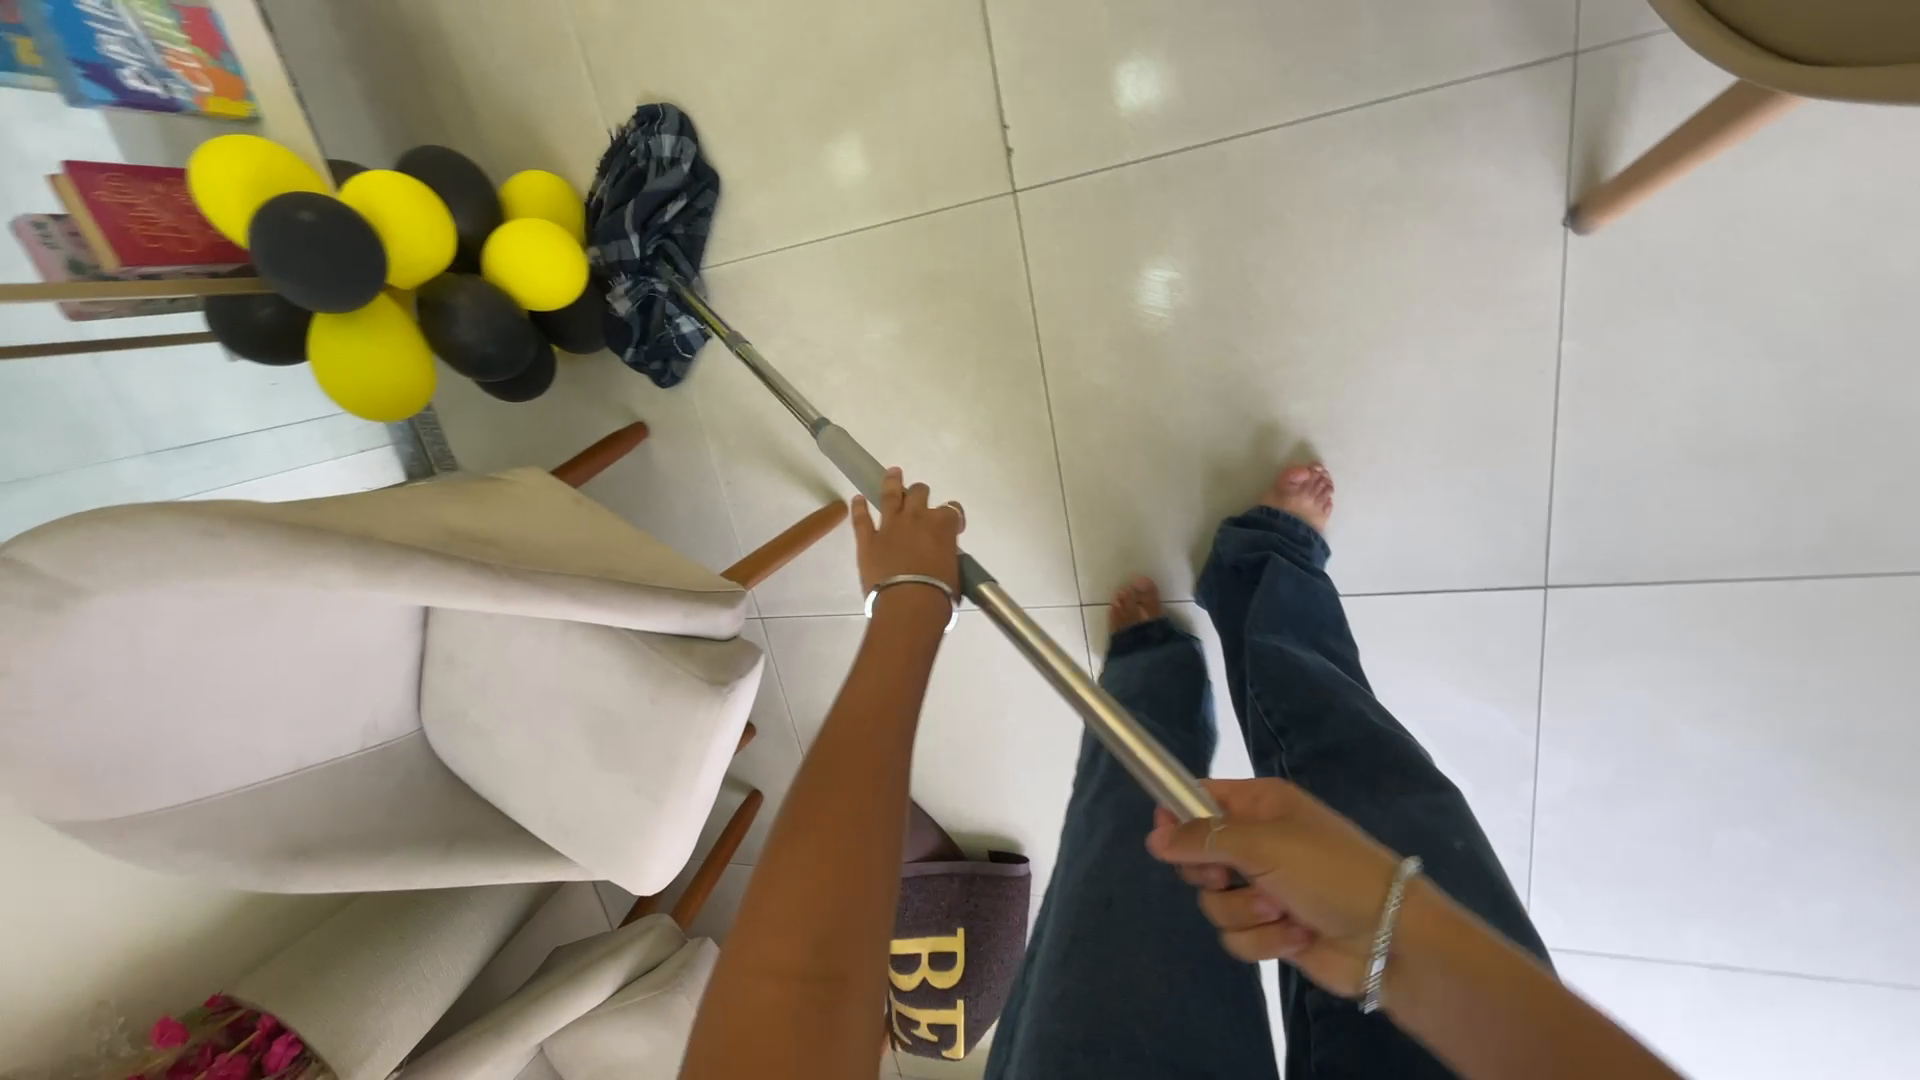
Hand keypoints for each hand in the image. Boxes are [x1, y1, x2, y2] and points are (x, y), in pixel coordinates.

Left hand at [850, 467, 965, 596]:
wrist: (909, 604)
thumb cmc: (939, 593)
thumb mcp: (954, 573)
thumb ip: (947, 559)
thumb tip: (943, 562)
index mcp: (943, 526)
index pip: (952, 510)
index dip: (953, 515)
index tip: (953, 525)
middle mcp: (917, 518)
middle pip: (919, 493)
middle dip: (921, 493)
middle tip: (920, 494)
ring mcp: (890, 526)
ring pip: (890, 495)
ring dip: (892, 482)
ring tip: (892, 472)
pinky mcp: (868, 539)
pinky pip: (861, 518)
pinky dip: (859, 507)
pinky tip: (857, 498)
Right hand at [1146, 778, 1404, 996]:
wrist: (1391, 940)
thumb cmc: (1330, 871)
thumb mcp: (1263, 844)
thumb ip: (1203, 839)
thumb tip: (1152, 838)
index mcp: (1258, 805)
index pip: (1199, 798)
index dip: (1177, 816)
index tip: (1166, 838)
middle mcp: (1256, 842)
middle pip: (1197, 855)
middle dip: (1212, 874)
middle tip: (1231, 877)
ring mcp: (1262, 887)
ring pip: (1213, 900)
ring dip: (1245, 910)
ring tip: (1282, 909)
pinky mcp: (1270, 929)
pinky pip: (1235, 935)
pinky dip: (1262, 939)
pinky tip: (1296, 934)